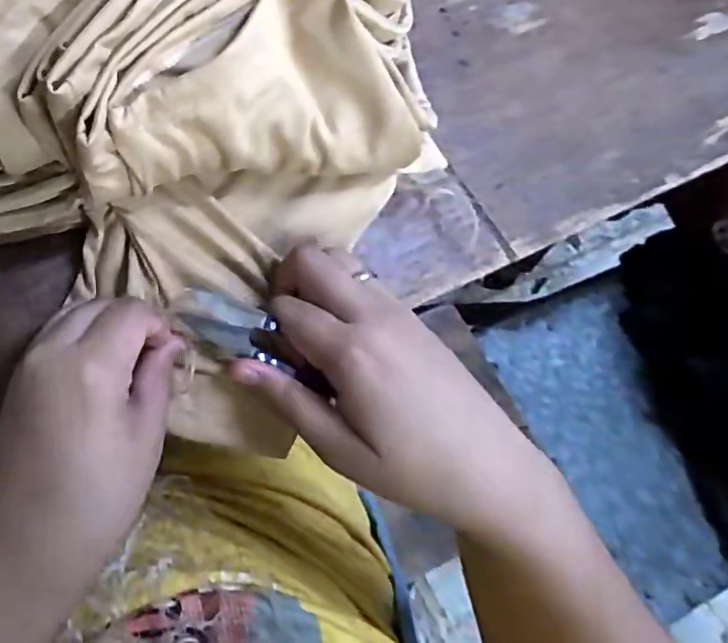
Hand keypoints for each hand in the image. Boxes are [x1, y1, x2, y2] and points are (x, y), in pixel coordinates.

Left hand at [0, 298, 181, 613]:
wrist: (22, 547)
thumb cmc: (97, 501)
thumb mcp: (144, 441)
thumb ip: (157, 379)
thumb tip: (170, 342)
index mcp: (90, 363)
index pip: (130, 310)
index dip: (158, 322)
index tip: (171, 352)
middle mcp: (53, 348)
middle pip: (99, 303)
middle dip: (130, 318)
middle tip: (151, 355)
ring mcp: (27, 359)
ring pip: (72, 312)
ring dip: (102, 321)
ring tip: (123, 360)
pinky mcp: (14, 375)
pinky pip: (51, 332)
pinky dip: (77, 333)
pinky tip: (92, 367)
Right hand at [229, 244, 560, 541]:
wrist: (495, 469)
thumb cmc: (412, 469)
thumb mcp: (341, 450)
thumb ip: (287, 399)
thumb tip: (233, 365)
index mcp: (352, 350)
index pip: (286, 307)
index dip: (271, 329)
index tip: (282, 360)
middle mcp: (371, 314)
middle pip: (309, 257)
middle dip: (284, 281)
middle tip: (289, 327)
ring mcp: (395, 307)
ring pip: (337, 257)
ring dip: (313, 279)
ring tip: (318, 327)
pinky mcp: (410, 311)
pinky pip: (362, 276)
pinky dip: (339, 287)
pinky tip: (349, 335)